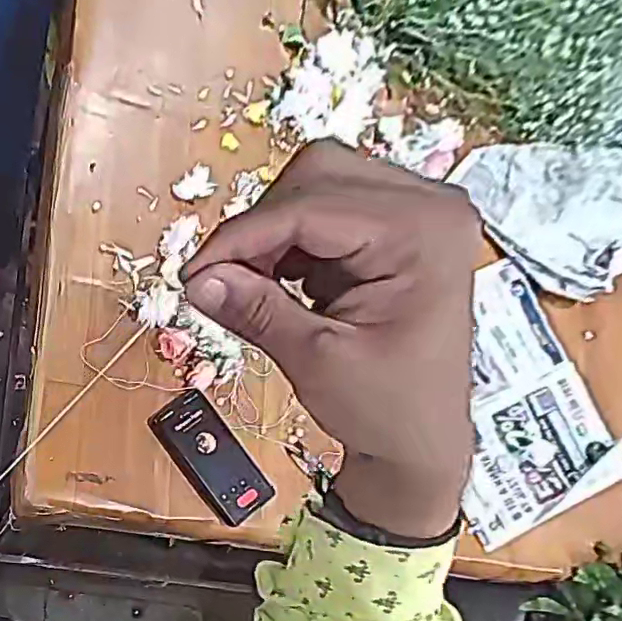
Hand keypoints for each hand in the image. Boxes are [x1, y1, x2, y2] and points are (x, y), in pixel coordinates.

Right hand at [182, 141, 480, 538]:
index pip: (311, 205)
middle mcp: (428, 206)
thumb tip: (198, 279)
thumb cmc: (386, 410)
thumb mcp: (315, 360)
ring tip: (253, 290)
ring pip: (316, 191)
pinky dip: (289, 248)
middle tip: (224, 281)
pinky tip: (280, 287)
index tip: (193, 273)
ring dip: (272, 238)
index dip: (241, 236)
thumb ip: (257, 311)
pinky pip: (326, 218)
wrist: (418, 443)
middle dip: (259, 229)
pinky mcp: (394, 236)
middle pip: (315, 177)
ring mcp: (414, 217)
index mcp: (422, 231)